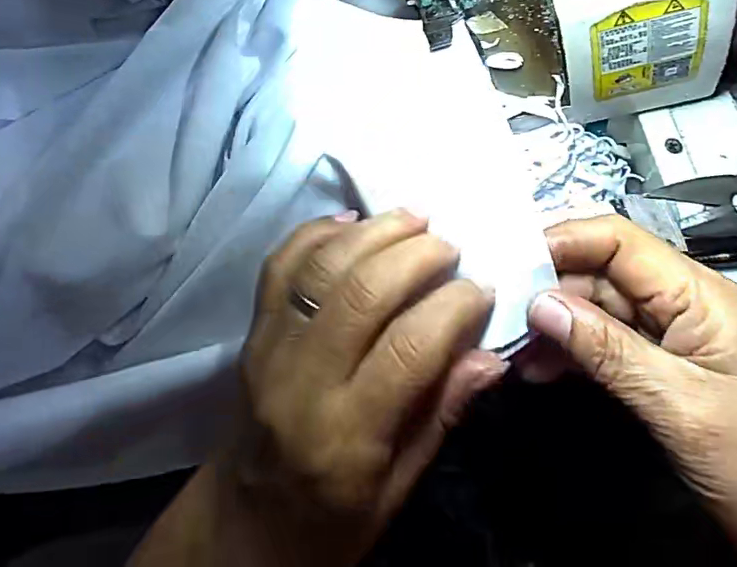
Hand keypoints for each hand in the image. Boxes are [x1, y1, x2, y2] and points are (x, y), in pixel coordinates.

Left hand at [131, 211, 502, 566]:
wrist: (245, 519)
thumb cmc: (332, 517)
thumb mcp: (398, 490)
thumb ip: (441, 415)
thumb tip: (491, 355)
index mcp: (346, 433)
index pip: (406, 349)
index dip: (450, 308)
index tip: (481, 287)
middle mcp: (302, 379)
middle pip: (360, 294)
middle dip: (412, 257)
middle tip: (449, 244)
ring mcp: (269, 345)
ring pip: (320, 267)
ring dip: (370, 233)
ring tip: (412, 218)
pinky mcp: (252, 327)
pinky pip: (281, 264)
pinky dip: (316, 233)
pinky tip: (351, 220)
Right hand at [521, 215, 736, 566]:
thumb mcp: (685, 409)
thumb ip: (608, 351)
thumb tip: (538, 302)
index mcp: (699, 295)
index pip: (617, 239)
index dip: (561, 239)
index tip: (509, 260)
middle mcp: (681, 305)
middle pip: (599, 272)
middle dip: (547, 287)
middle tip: (497, 312)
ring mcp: (671, 339)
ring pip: (595, 309)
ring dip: (553, 325)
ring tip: (511, 346)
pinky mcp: (663, 372)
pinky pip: (604, 346)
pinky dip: (570, 353)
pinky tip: (540, 368)